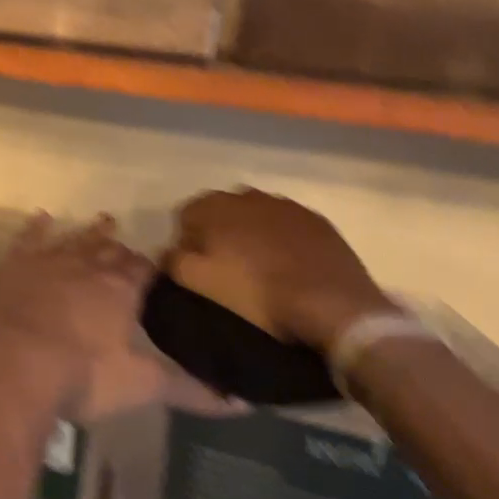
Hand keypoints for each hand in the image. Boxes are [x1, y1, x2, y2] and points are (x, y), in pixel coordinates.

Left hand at [0, 213, 239, 420]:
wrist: (14, 363)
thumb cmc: (82, 375)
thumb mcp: (140, 385)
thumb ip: (189, 391)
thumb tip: (243, 404)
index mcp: (120, 290)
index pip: (143, 270)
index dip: (152, 268)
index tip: (160, 265)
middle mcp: (87, 266)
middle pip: (110, 252)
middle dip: (122, 249)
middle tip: (130, 245)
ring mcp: (48, 260)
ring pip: (75, 238)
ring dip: (90, 231)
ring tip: (105, 220)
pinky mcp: (13, 265)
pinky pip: (28, 238)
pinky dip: (36, 227)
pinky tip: (42, 217)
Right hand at [169, 188, 397, 352]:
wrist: (330, 304)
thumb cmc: (256, 292)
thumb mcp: (198, 281)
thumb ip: (173, 259)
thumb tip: (168, 250)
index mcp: (212, 206)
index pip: (185, 216)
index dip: (189, 243)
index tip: (201, 268)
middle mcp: (245, 194)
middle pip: (221, 212)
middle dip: (220, 234)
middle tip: (230, 268)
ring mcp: (284, 204)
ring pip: (255, 215)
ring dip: (253, 234)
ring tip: (262, 267)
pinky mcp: (316, 220)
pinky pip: (288, 225)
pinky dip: (284, 239)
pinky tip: (291, 265)